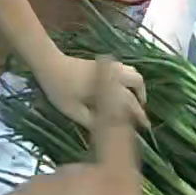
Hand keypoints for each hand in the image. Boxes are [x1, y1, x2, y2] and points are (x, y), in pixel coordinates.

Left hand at [30, 50, 145, 127]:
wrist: (50, 64)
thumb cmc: (59, 89)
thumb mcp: (73, 111)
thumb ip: (91, 122)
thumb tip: (106, 131)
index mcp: (106, 87)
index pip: (129, 102)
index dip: (139, 115)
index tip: (145, 126)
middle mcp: (111, 74)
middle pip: (137, 81)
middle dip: (142, 97)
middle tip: (139, 112)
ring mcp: (108, 67)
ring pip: (132, 72)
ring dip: (137, 86)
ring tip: (134, 100)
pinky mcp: (102, 64)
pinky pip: (125, 68)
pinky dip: (129, 78)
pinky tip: (122, 89)